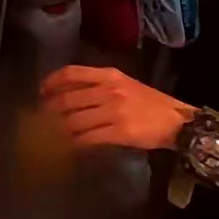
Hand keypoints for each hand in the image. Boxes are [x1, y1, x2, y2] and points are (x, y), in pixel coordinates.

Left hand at [41, 66, 193, 150]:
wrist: (176, 121)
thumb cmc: (150, 103)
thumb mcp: (124, 84)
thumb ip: (99, 86)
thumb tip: (70, 94)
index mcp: (109, 75)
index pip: (72, 73)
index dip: (52, 81)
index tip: (41, 91)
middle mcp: (109, 90)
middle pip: (68, 99)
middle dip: (51, 110)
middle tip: (42, 119)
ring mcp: (114, 111)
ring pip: (75, 120)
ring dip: (60, 129)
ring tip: (53, 135)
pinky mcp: (119, 132)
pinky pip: (89, 137)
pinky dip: (76, 143)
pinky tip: (71, 146)